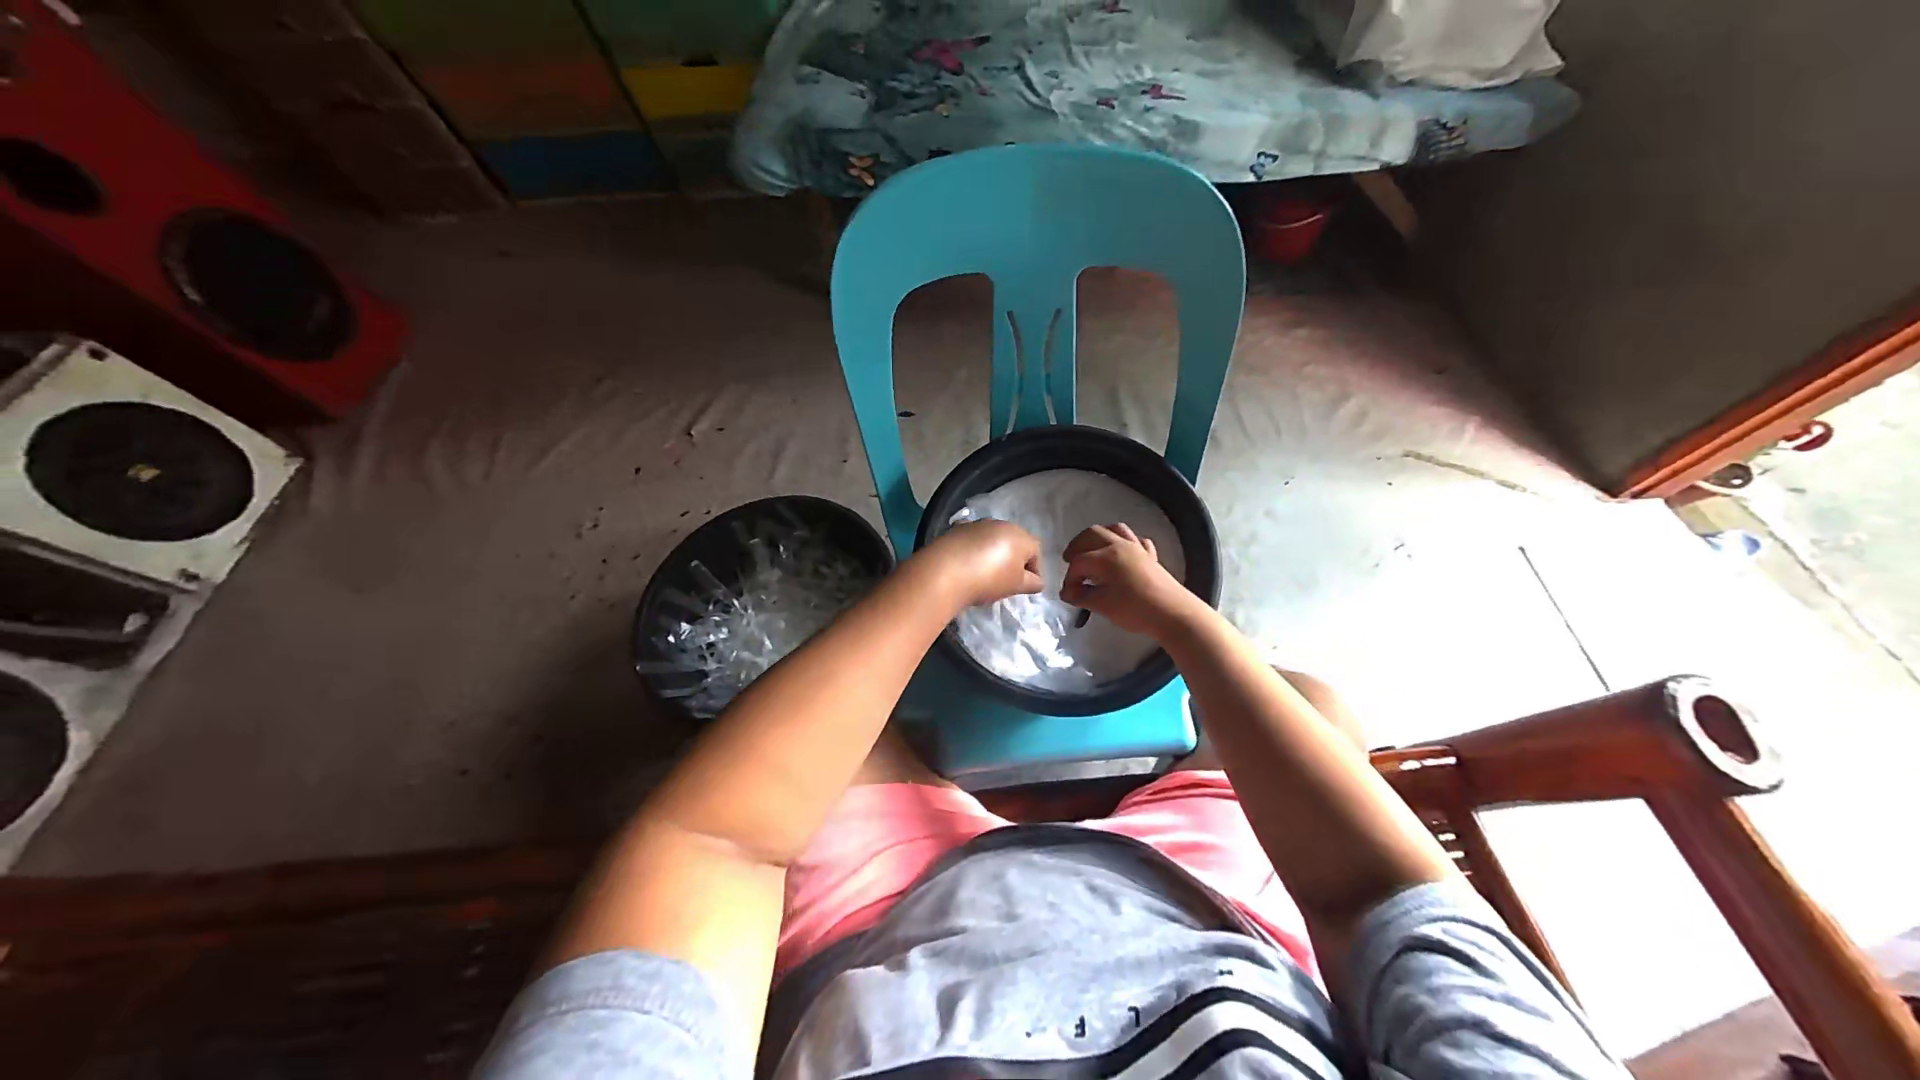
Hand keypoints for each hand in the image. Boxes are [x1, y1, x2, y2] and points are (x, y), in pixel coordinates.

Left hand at [920, 519, 1043, 606]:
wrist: (945, 572)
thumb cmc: (989, 579)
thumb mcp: (1016, 585)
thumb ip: (1032, 583)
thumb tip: (1038, 581)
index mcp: (1020, 535)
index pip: (1035, 552)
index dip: (1034, 571)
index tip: (1026, 587)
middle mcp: (1000, 524)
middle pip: (1014, 542)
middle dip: (1013, 560)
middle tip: (1006, 582)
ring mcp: (977, 524)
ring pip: (993, 540)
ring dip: (993, 554)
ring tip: (985, 575)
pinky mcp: (957, 529)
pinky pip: (973, 541)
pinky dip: (974, 552)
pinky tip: (968, 567)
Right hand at [1060, 523, 1195, 634]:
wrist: (1172, 614)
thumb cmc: (1134, 610)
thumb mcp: (1103, 606)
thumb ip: (1082, 597)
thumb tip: (1068, 593)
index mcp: (1105, 557)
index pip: (1078, 563)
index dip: (1069, 579)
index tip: (1069, 595)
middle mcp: (1119, 545)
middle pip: (1091, 535)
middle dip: (1077, 547)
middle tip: (1069, 562)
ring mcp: (1137, 548)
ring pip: (1114, 529)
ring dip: (1099, 537)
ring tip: (1092, 550)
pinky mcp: (1150, 556)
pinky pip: (1135, 540)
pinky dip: (1124, 542)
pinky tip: (1121, 554)